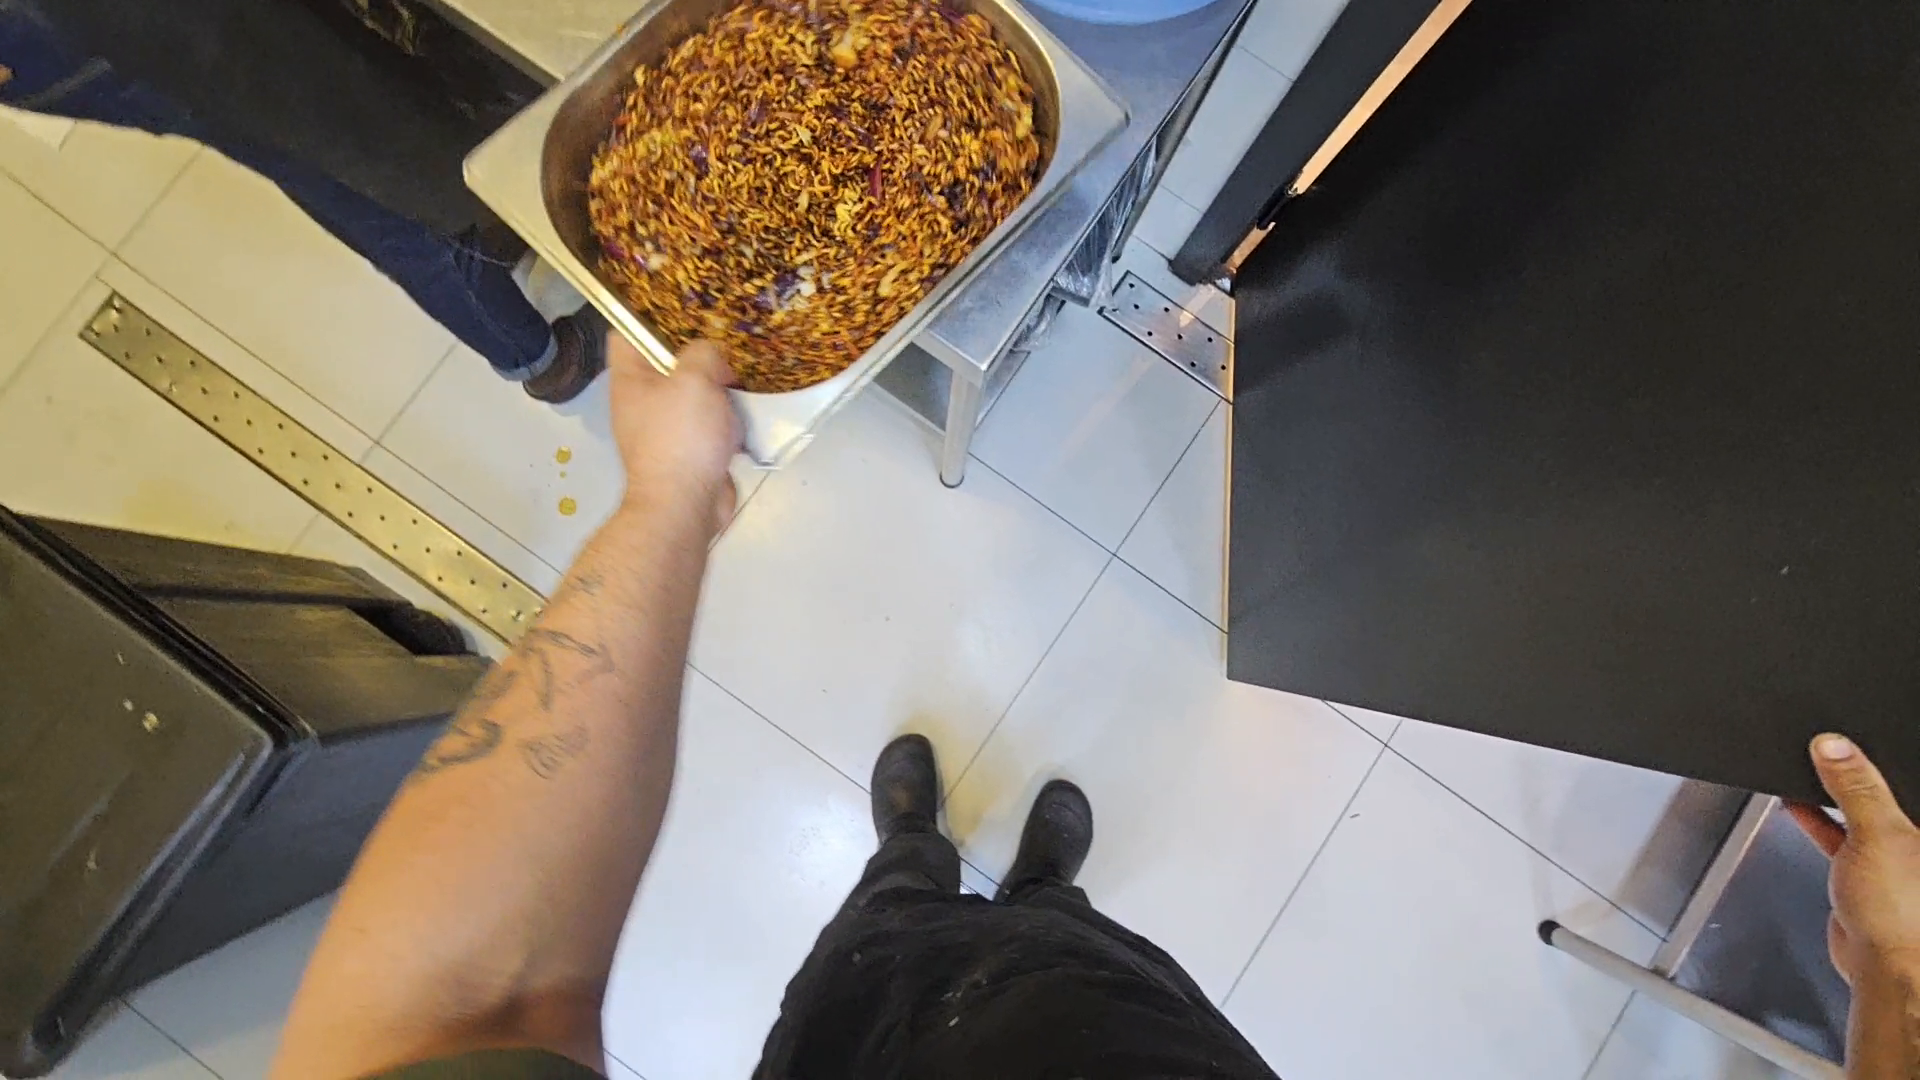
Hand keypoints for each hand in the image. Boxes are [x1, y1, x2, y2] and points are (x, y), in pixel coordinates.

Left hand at [606, 334, 742, 533]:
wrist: (687, 505)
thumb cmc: (681, 437)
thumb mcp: (694, 379)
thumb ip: (704, 354)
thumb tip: (716, 363)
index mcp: (631, 380)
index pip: (626, 333)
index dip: (649, 316)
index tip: (684, 307)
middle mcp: (643, 403)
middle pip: (667, 364)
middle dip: (699, 353)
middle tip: (728, 340)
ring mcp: (667, 430)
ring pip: (695, 396)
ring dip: (720, 388)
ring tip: (747, 373)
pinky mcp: (691, 453)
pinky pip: (712, 426)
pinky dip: (730, 420)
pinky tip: (751, 412)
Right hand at [1787, 734, 1919, 986]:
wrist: (1889, 967)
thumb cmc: (1909, 917)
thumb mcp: (1880, 837)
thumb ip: (1856, 789)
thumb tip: (1836, 746)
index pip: (1917, 782)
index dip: (1896, 760)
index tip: (1862, 737)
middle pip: (1897, 801)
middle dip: (1865, 777)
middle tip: (1836, 749)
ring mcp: (1907, 865)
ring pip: (1873, 817)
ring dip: (1841, 797)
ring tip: (1810, 770)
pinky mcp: (1879, 877)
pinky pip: (1850, 837)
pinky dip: (1824, 820)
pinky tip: (1799, 807)